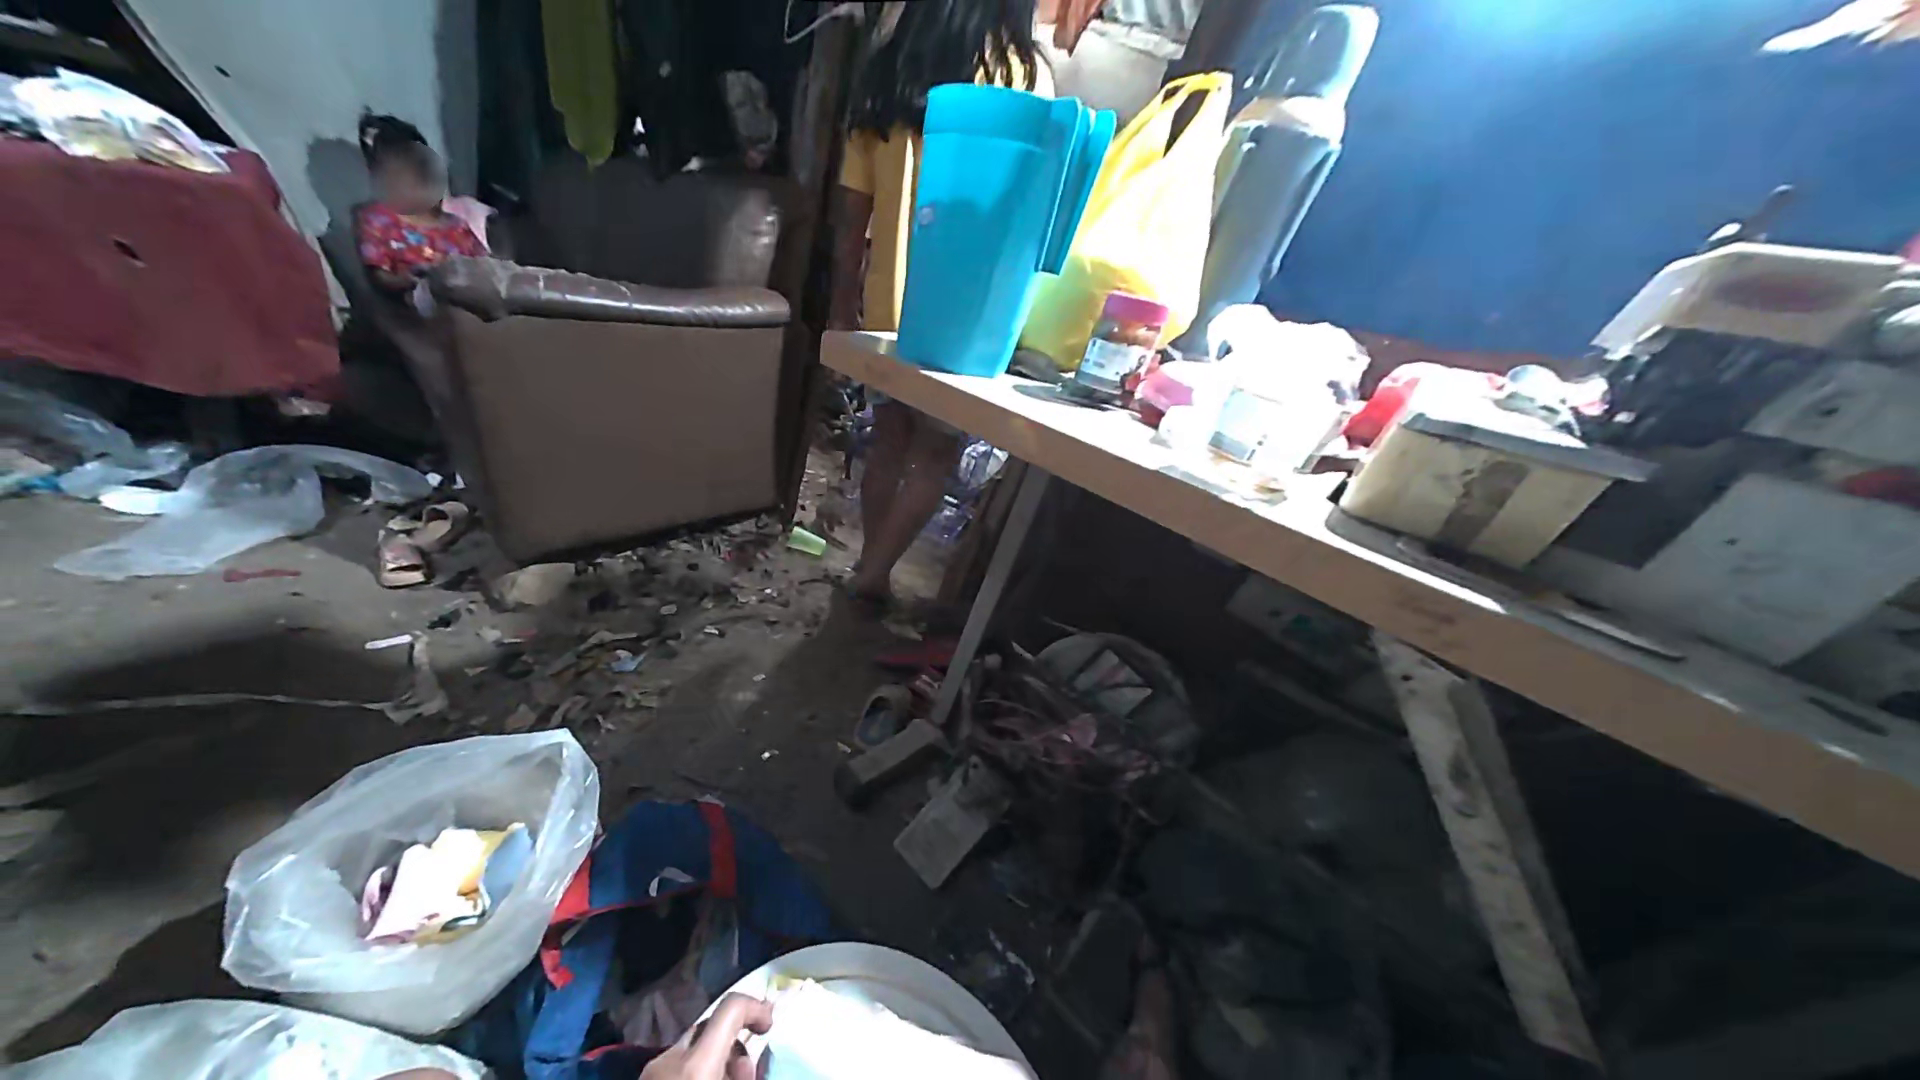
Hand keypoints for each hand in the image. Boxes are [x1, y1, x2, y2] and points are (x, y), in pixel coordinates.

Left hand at [641, 993, 773, 1079]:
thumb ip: (752, 1069)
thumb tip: (762, 1054)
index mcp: (695, 1066)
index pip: (730, 1007)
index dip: (755, 1007)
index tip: (768, 1027)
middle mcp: (667, 1061)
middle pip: (710, 1026)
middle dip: (734, 1042)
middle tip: (746, 1073)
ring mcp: (648, 1074)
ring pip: (691, 1048)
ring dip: (714, 1060)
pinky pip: (674, 1069)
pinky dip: (693, 1073)